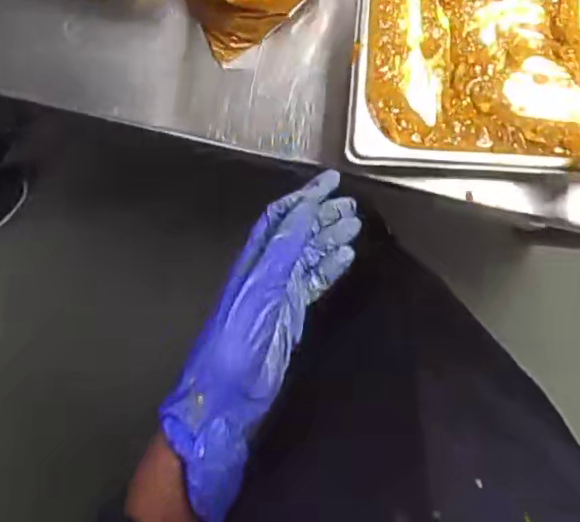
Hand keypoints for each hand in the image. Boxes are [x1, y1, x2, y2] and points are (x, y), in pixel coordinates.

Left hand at [158, 170, 361, 521]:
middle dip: (323, 214)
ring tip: (354, 225)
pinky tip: (346, 257)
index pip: (281, 216)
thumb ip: (283, 249)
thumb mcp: (260, 289)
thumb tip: (306, 209)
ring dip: (331, 238)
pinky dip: (330, 267)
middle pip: (298, 232)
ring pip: (309, 255)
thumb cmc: (236, 341)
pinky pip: (313, 281)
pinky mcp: (289, 313)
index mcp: (254, 259)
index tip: (331, 180)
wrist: (225, 398)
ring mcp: (278, 292)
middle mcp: (266, 269)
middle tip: (351, 204)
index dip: (305, 195)